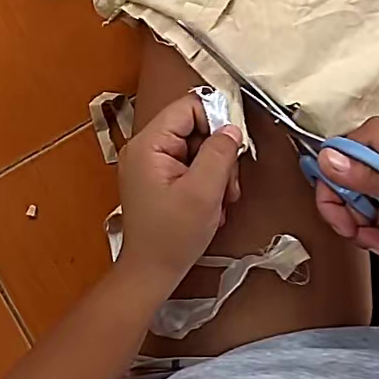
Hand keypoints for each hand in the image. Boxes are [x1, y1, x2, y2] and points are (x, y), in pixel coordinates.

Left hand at [116, 94, 243, 284]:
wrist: (152, 272)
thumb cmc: (170, 237)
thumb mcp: (203, 192)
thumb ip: (219, 153)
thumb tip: (232, 129)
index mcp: (148, 145)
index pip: (188, 107)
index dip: (215, 121)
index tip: (232, 147)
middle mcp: (146, 149)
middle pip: (195, 128)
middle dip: (218, 154)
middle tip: (227, 184)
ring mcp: (152, 165)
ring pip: (198, 149)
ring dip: (217, 171)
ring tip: (220, 199)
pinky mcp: (160, 180)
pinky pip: (191, 166)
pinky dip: (207, 182)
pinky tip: (211, 203)